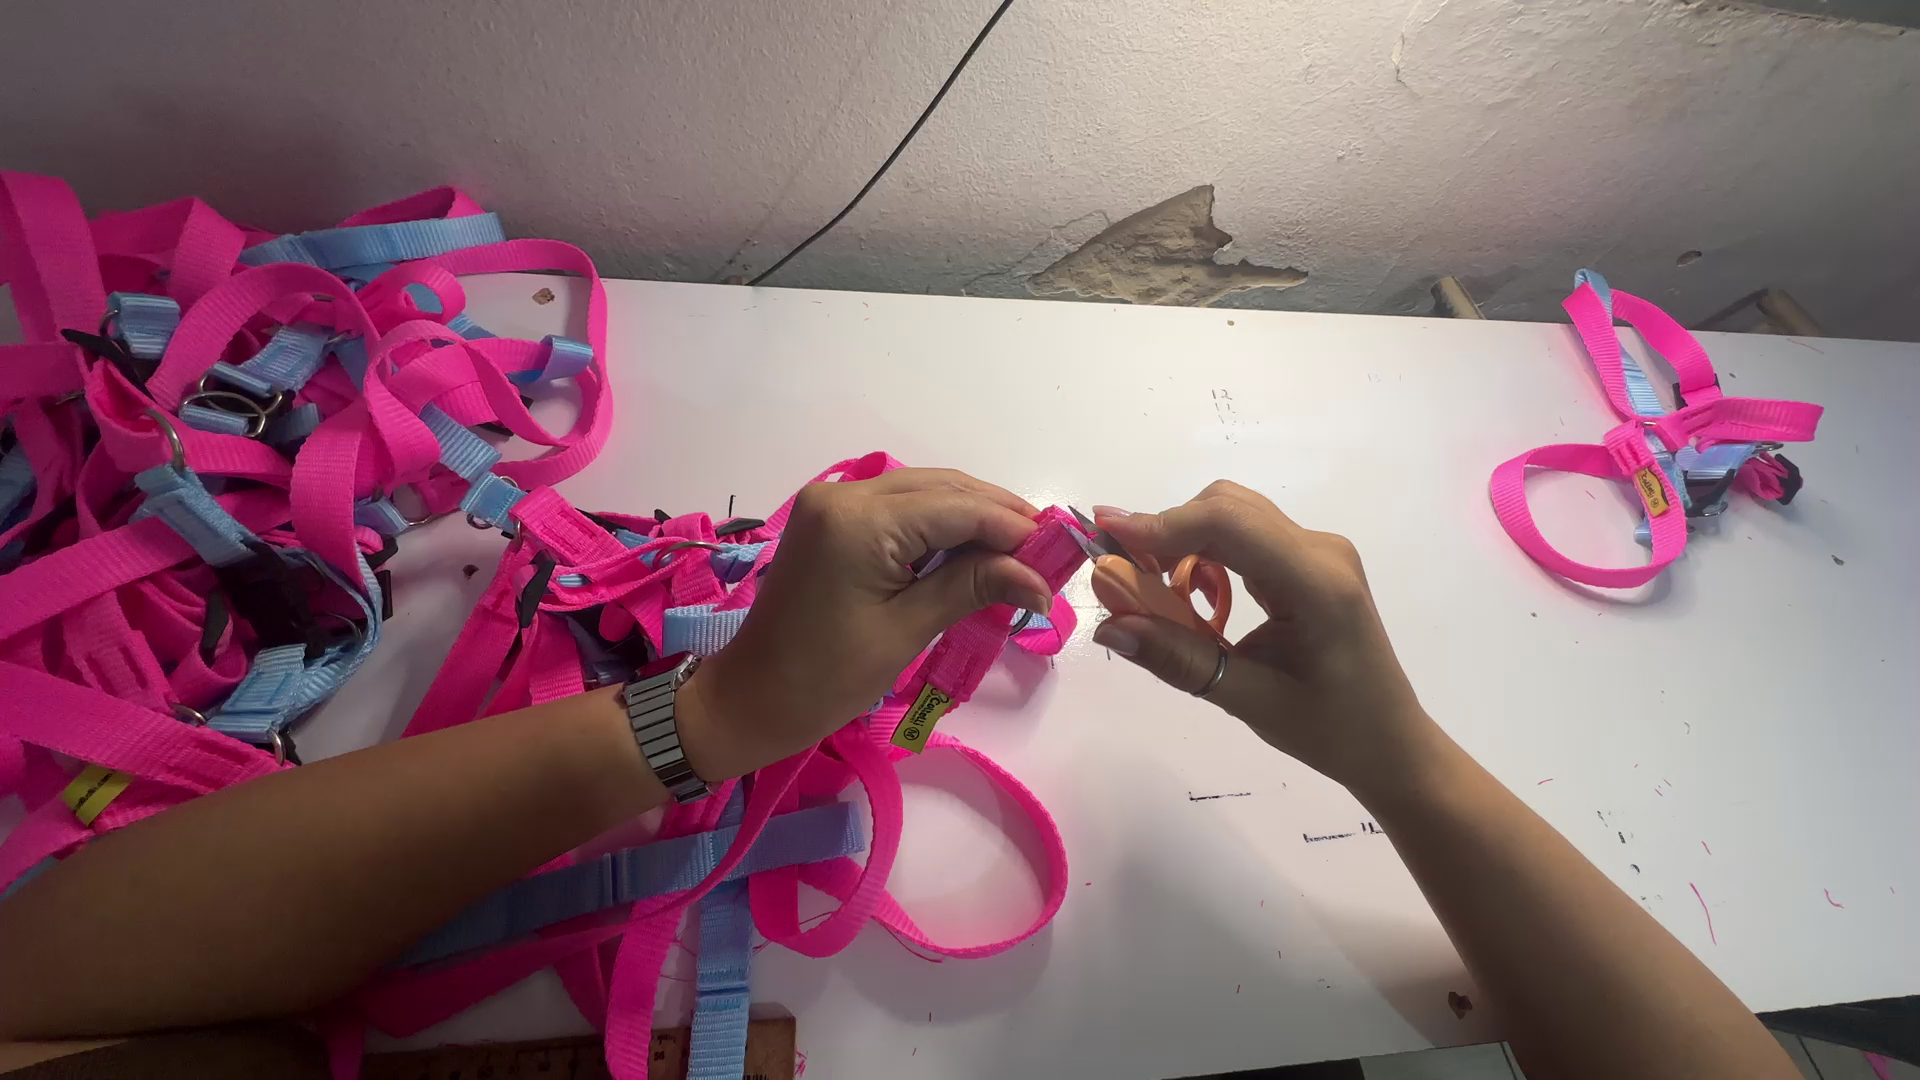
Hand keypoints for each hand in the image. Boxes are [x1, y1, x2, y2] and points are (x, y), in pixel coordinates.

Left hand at [680, 469, 1054, 779]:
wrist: (753, 698)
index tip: (1060, 549)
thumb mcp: (907, 630)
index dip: (1012, 526)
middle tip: (1045, 549)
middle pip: (942, 488)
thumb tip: (1041, 580)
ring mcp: (834, 501)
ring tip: (1018, 550)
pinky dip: (939, 525)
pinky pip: (899, 507)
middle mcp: (844, 493)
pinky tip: (971, 547)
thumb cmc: (826, 678)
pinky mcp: (832, 517)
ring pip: (923, 492)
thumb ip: (973, 586)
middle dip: (996, 515)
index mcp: (859, 521)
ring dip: (971, 516)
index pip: (956, 507)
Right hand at [1088, 481, 1437, 795]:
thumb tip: (1109, 628)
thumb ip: (1179, 660)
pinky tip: (1184, 587)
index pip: (1228, 526)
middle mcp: (1319, 550)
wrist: (1390, 741)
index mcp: (1316, 583)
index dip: (1161, 524)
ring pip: (1230, 514)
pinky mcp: (1305, 559)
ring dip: (1180, 537)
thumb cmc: (1331, 730)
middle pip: (1225, 507)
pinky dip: (1200, 549)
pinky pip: (1241, 534)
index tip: (1105, 535)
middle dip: (1164, 529)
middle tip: (1117, 569)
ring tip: (1144, 582)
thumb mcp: (1250, 701)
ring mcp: (1315, 550)